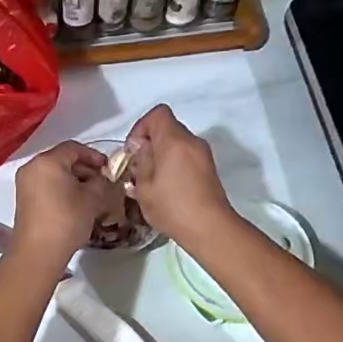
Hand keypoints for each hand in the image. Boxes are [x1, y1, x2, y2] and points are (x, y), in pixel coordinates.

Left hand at [12, 141, 110, 264]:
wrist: (38, 252)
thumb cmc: (66, 220)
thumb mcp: (92, 198)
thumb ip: (101, 182)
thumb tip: (103, 179)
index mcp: (47, 161)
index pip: (73, 148)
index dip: (94, 155)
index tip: (108, 168)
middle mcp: (32, 167)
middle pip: (62, 159)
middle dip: (84, 168)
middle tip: (102, 181)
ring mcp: (25, 183)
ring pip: (54, 173)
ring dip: (74, 179)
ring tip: (92, 194)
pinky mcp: (24, 199)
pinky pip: (46, 185)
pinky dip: (61, 188)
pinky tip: (76, 202)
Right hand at [124, 105, 233, 243]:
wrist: (209, 228)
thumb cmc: (172, 206)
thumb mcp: (144, 186)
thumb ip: (141, 160)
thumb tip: (142, 147)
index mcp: (174, 141)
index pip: (158, 114)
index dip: (141, 127)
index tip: (133, 150)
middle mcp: (192, 141)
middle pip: (167, 128)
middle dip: (150, 143)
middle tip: (138, 168)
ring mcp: (203, 154)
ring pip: (177, 143)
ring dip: (162, 155)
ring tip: (151, 181)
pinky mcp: (208, 168)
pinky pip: (186, 156)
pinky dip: (174, 164)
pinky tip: (167, 188)